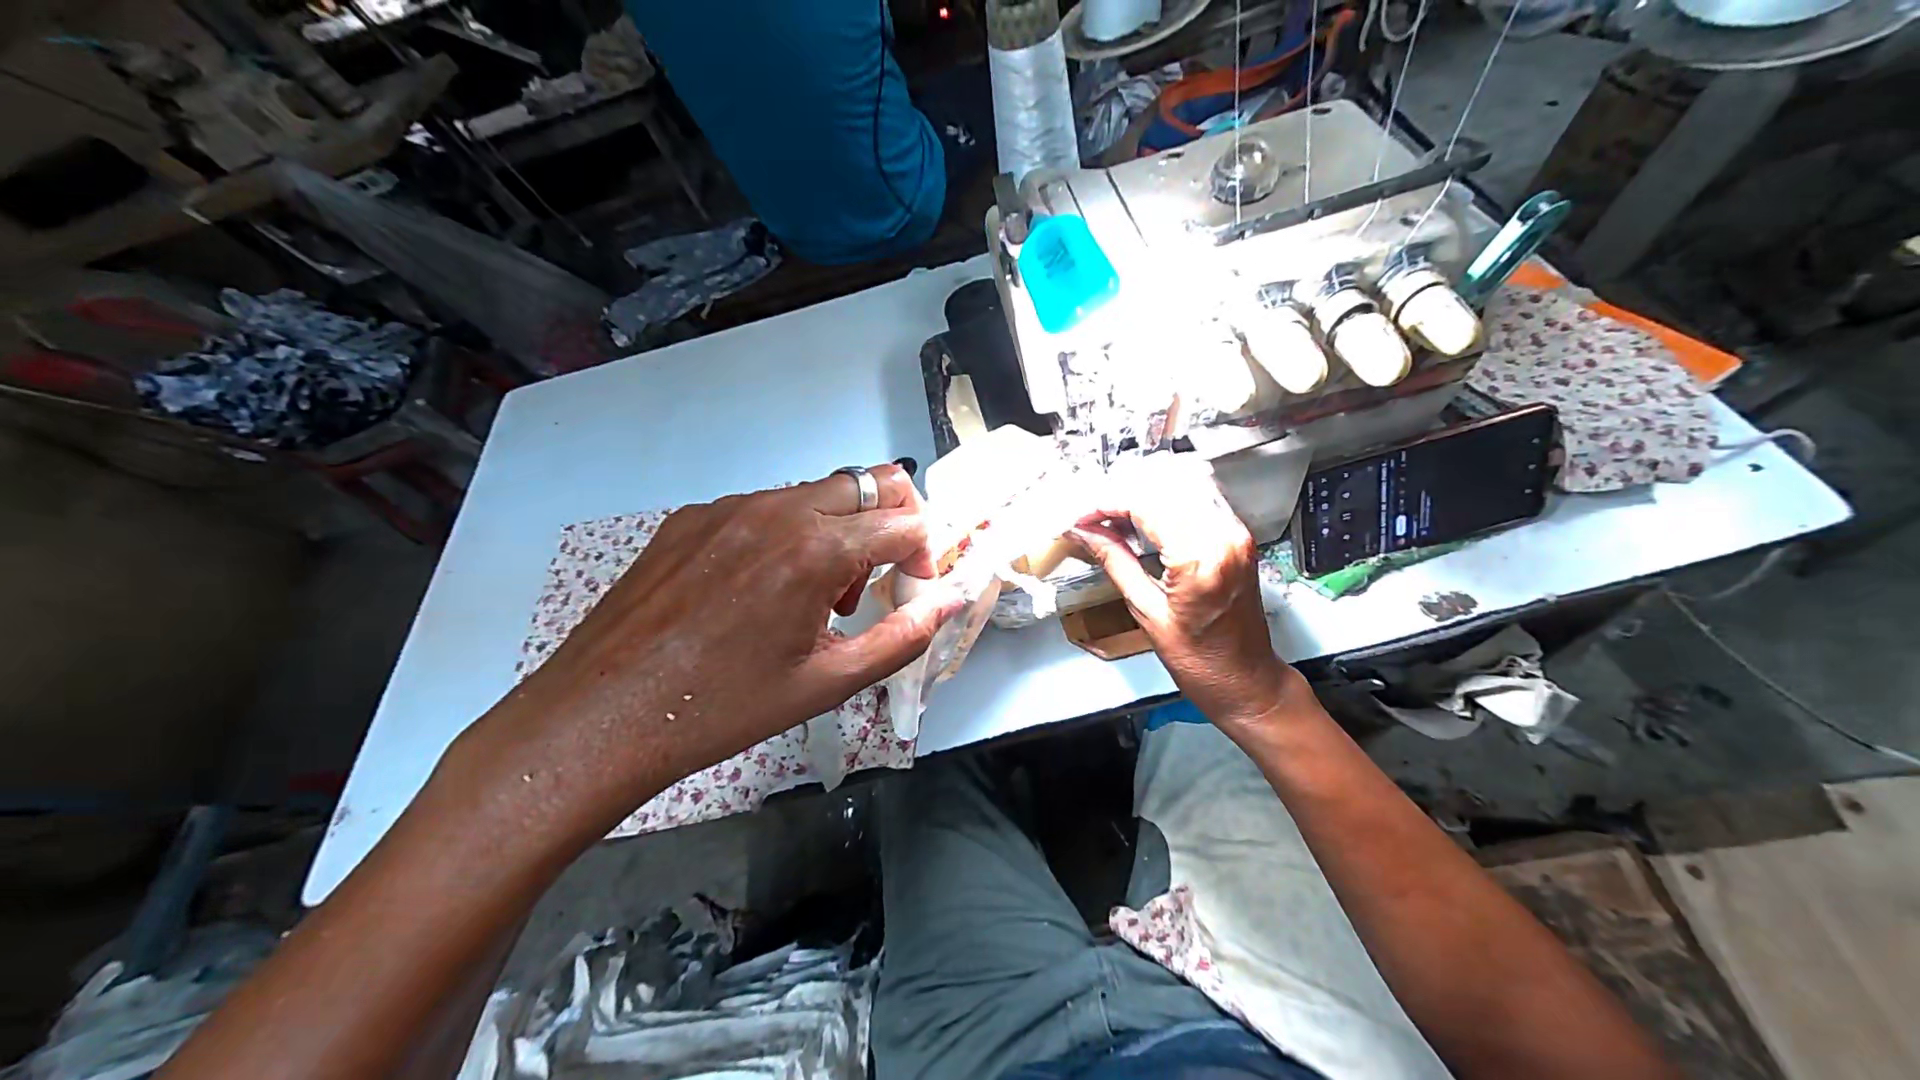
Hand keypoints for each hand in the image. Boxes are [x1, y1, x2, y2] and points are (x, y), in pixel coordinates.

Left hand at [467, 465, 960, 839]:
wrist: (603, 715)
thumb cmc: (725, 708)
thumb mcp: (827, 683)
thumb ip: (902, 638)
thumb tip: (949, 603)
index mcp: (817, 550)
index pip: (905, 522)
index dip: (924, 555)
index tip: (911, 592)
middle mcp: (778, 510)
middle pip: (871, 482)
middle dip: (891, 525)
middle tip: (872, 584)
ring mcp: (729, 506)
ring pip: (817, 493)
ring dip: (840, 531)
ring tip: (811, 596)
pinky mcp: (692, 516)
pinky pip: (764, 508)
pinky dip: (787, 534)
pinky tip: (755, 592)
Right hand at [1070, 454, 1306, 733]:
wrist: (1245, 680)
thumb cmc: (1202, 661)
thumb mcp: (1146, 611)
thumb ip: (1116, 561)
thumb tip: (1086, 533)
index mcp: (1199, 560)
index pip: (1145, 504)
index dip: (1106, 504)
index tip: (1083, 515)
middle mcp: (1223, 538)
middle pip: (1164, 487)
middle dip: (1122, 495)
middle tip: (1093, 515)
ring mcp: (1236, 535)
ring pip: (1183, 485)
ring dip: (1146, 493)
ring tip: (1116, 515)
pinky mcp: (1240, 538)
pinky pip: (1201, 499)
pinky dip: (1169, 500)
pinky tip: (1147, 518)